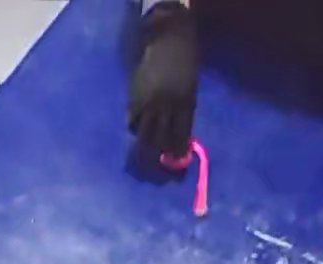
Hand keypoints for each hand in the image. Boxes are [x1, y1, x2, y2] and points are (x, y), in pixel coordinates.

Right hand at [129, 1, 197, 157]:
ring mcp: (148, 103)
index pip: (180, 135)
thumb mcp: (190, 85)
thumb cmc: (183, 59)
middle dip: (157, 158)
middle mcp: (165, 106)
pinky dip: (134, 130)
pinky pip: (132, 121)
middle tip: (155, 170)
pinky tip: (136, 133)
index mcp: (184, 101)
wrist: (165, 34)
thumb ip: (184, 110)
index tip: (177, 164)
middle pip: (159, 140)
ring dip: (142, 151)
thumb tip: (178, 137)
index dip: (178, 152)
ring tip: (141, 162)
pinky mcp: (134, 99)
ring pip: (143, 136)